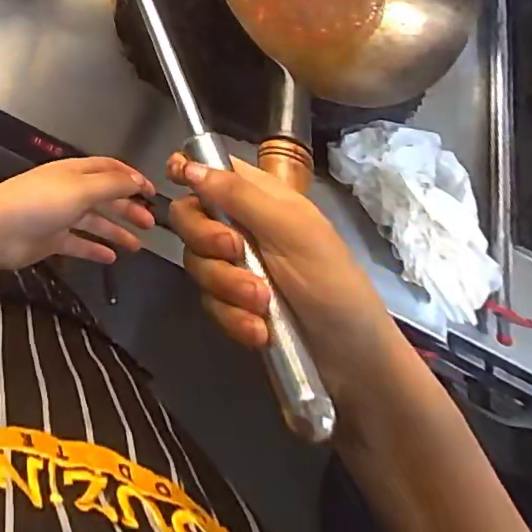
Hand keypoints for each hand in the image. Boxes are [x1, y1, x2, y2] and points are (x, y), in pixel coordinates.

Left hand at [0, 157, 156, 272]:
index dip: (132, 178)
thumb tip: (138, 180)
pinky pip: (79, 243)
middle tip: (150, 223)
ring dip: (116, 231)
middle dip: (128, 207)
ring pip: (94, 221)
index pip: (109, 169)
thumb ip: (113, 185)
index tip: (153, 192)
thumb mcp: (82, 188)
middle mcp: (68, 190)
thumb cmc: (39, 202)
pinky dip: (95, 249)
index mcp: (74, 172)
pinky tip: (110, 258)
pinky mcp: (50, 239)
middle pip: (104, 196)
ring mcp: (59, 215)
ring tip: (137, 245)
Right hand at [167, 153, 396, 387]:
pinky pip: (208, 300)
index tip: (176, 180)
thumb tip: (188, 166)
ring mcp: (233, 265)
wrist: (355, 365)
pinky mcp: (231, 303)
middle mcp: (240, 224)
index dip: (187, 168)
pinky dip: (231, 316)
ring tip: (262, 305)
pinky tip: (258, 330)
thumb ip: (238, 196)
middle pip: (188, 214)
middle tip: (235, 253)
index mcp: (258, 196)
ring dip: (226, 285)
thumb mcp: (292, 230)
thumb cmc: (333, 283)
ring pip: (196, 261)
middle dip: (206, 238)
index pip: (210, 167)